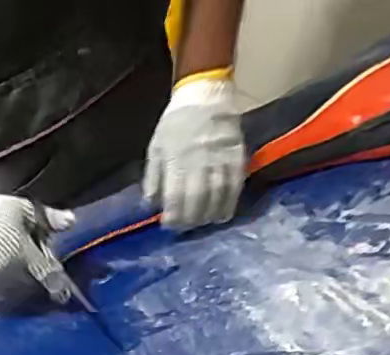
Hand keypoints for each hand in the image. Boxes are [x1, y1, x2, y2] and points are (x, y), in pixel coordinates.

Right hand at [0, 188, 77, 306]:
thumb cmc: (0, 210)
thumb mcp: (28, 209)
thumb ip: (50, 219)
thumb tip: (71, 222)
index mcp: (23, 252)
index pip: (46, 275)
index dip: (58, 287)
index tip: (65, 296)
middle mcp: (8, 270)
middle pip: (31, 289)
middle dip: (41, 290)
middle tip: (47, 290)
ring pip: (14, 296)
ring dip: (25, 295)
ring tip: (29, 290)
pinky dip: (8, 294)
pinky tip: (12, 288)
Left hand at [143, 73, 246, 230]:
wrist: (205, 92)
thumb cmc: (175, 124)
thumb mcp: (155, 149)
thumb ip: (153, 177)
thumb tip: (151, 204)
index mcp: (177, 160)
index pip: (175, 197)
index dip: (173, 216)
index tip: (169, 225)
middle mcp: (200, 161)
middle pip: (197, 199)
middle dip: (190, 220)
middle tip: (185, 228)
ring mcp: (221, 156)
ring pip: (218, 194)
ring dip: (210, 215)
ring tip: (203, 224)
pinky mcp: (237, 152)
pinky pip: (236, 182)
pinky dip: (230, 201)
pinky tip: (223, 213)